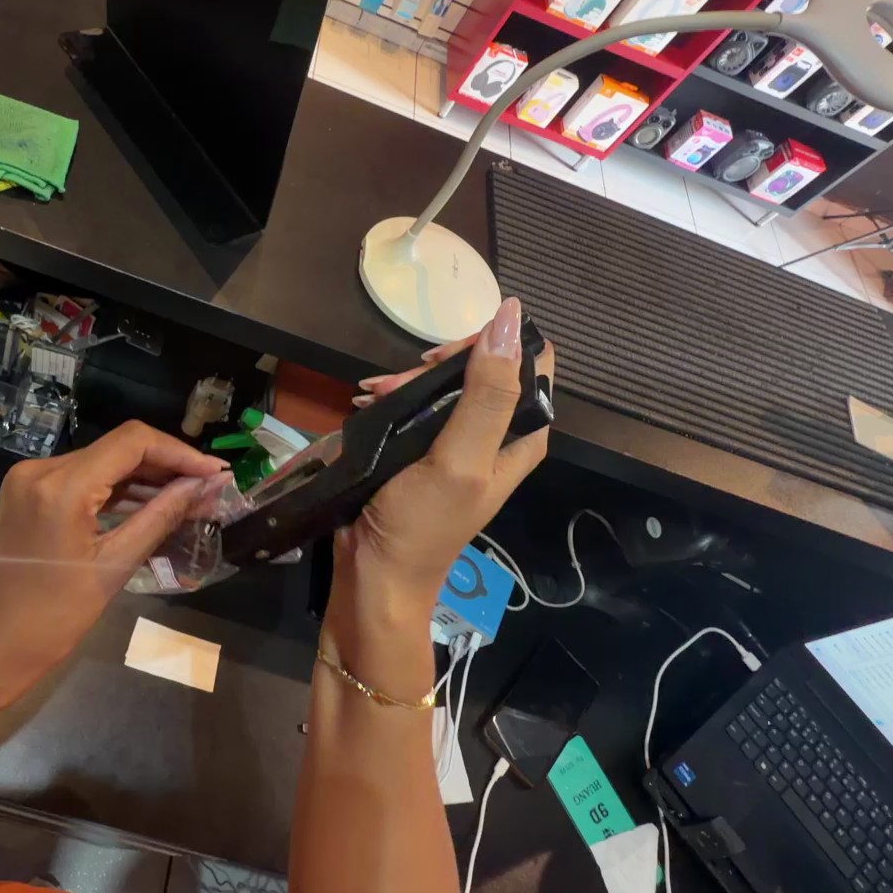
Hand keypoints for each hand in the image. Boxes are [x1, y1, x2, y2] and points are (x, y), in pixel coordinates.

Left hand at [0, 421, 228, 722]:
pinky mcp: (27, 491)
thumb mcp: (116, 565)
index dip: (179, 453)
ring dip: (145, 478)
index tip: (215, 473)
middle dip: (167, 466)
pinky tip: (151, 504)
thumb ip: (162, 515)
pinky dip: (116, 489)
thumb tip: (205, 486)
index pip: (132, 443)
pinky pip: (82, 478)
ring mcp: (29, 478)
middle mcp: (40, 469)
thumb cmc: (56, 616)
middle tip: (209, 490)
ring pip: (102, 462)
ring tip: (189, 499)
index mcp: (60, 486)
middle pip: (118, 448)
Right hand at [325, 297, 553, 699]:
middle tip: (394, 384)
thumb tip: (511, 317)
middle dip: (434, 367)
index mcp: (521, 436)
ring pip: (440, 384)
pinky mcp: (418, 449)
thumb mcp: (461, 460)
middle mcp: (493, 435)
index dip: (492, 346)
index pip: (528, 362)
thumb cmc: (422, 523)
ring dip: (404, 383)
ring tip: (369, 396)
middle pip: (477, 368)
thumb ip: (488, 394)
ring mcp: (453, 442)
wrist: (373, 575)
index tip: (445, 357)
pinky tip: (364, 403)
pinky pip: (413, 404)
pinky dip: (389, 398)